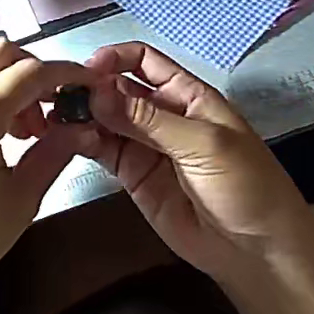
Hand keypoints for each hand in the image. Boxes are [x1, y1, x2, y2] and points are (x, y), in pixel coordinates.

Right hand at [69, 42, 313, 277]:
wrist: (258, 254)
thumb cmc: (248, 188)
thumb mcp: (204, 144)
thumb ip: (148, 118)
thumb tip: (96, 93)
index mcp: (186, 95)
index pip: (143, 60)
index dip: (114, 58)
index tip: (86, 69)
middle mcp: (160, 114)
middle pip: (115, 87)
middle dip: (89, 88)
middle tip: (61, 96)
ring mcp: (142, 144)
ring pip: (102, 117)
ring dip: (80, 114)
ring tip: (56, 118)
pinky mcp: (129, 173)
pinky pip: (99, 148)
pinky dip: (81, 141)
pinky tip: (67, 139)